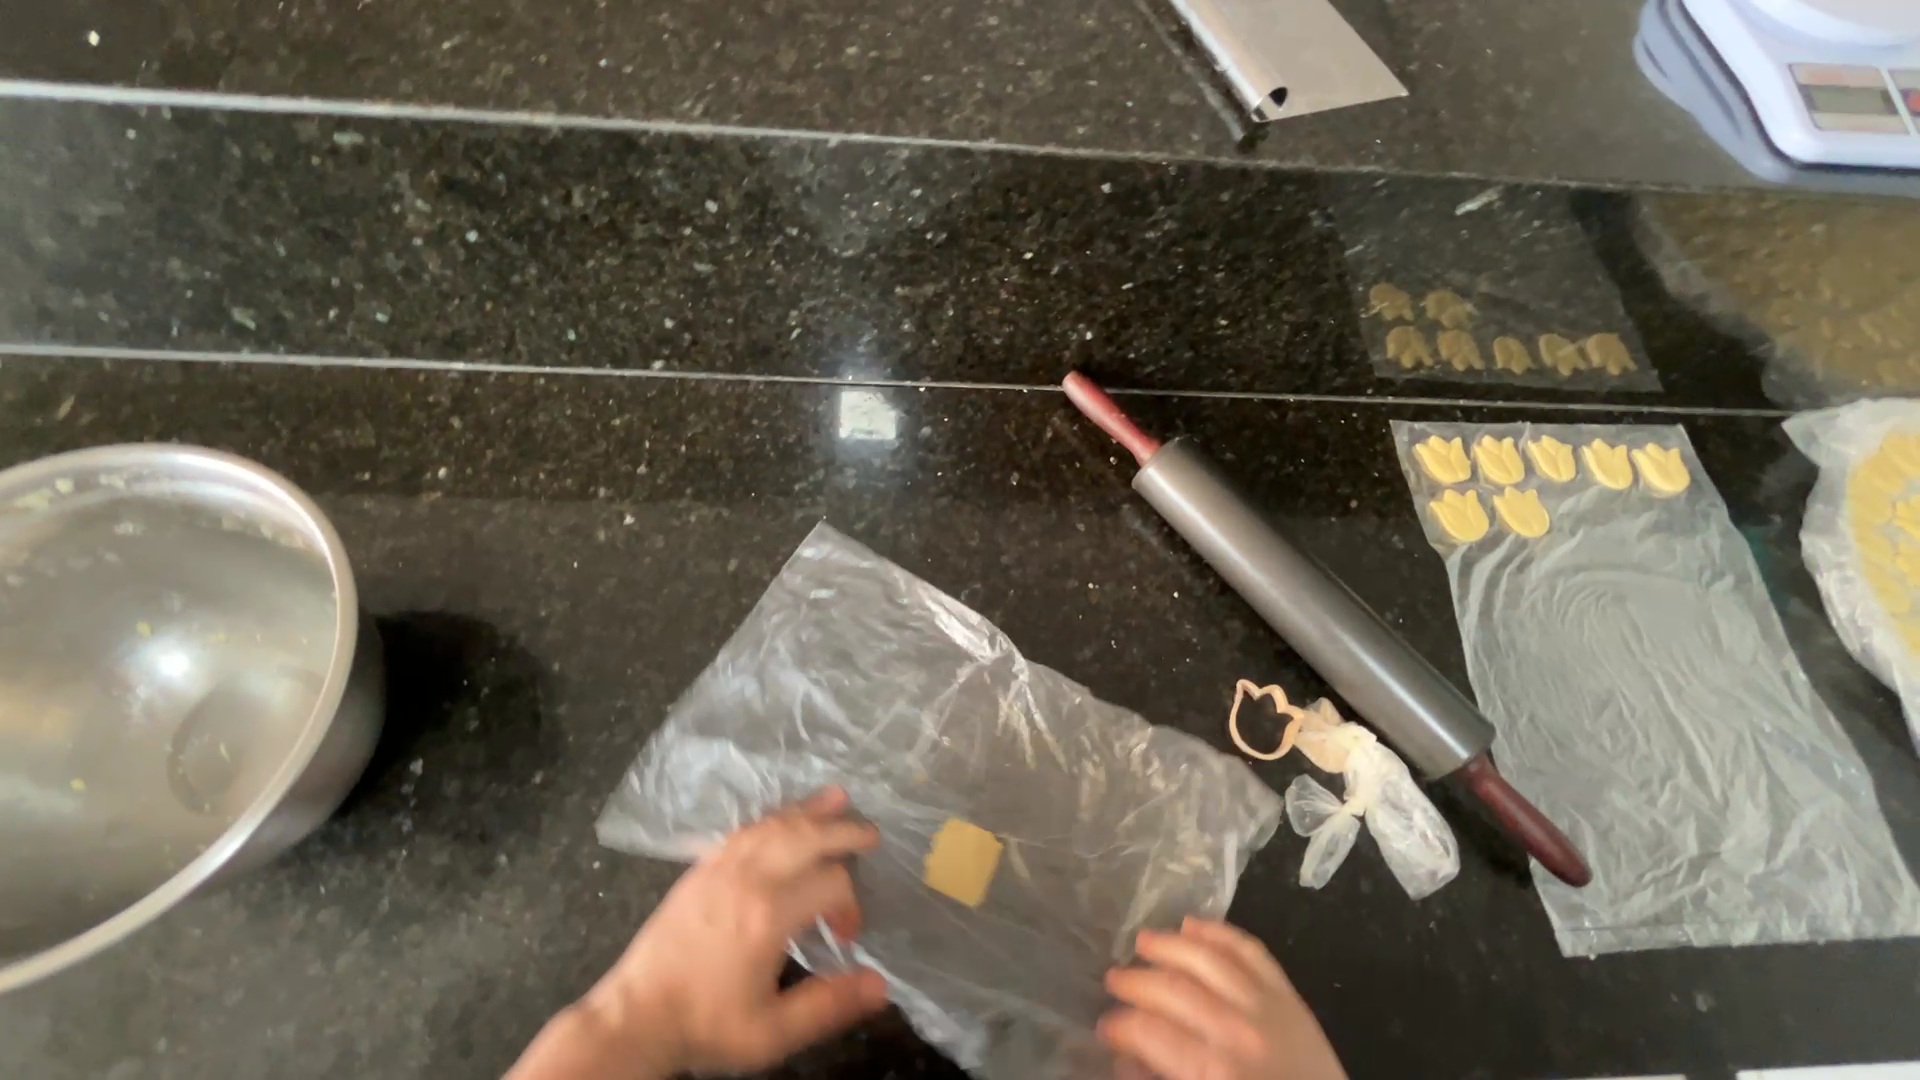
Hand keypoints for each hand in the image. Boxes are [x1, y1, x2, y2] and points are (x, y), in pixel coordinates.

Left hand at [507, 788, 889, 1079]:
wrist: (635, 1017)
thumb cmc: (705, 1025)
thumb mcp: (770, 1033)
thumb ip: (827, 1006)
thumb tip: (879, 985)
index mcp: (769, 915)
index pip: (830, 884)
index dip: (850, 904)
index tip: (845, 934)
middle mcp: (749, 878)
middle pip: (807, 836)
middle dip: (844, 831)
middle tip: (871, 834)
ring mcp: (722, 866)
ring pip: (776, 824)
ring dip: (810, 810)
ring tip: (838, 798)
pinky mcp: (702, 867)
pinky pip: (747, 828)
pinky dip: (774, 816)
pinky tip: (785, 816)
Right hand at [1099, 918, 1346, 1079]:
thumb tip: (1124, 1059)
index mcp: (1212, 1072)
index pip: (1150, 1032)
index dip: (1120, 1024)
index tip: (1104, 1024)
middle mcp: (1237, 1032)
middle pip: (1173, 989)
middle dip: (1135, 982)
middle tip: (1112, 980)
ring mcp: (1266, 1007)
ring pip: (1207, 958)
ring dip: (1169, 945)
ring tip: (1142, 941)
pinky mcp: (1288, 995)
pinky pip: (1249, 950)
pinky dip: (1219, 932)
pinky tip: (1191, 925)